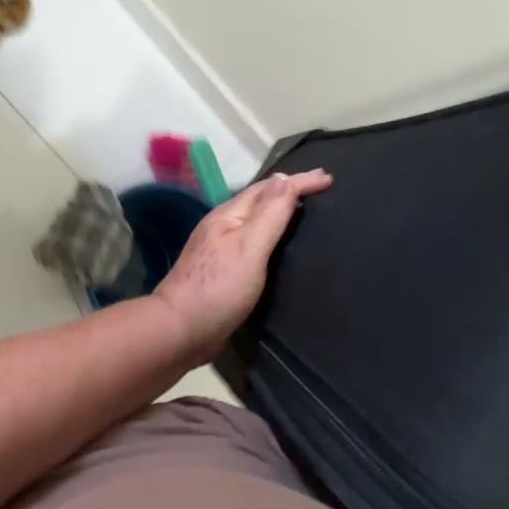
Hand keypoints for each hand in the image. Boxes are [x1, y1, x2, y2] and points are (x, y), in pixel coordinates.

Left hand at [152, 169, 332, 363]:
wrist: (180, 329)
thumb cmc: (218, 287)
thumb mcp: (249, 246)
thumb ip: (269, 214)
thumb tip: (284, 178)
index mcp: (228, 216)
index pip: (267, 189)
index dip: (298, 182)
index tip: (329, 179)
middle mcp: (222, 227)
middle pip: (259, 201)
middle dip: (289, 192)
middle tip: (322, 189)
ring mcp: (218, 250)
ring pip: (254, 222)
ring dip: (279, 213)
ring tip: (306, 213)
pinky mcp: (221, 273)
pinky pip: (252, 244)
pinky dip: (271, 238)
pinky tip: (281, 248)